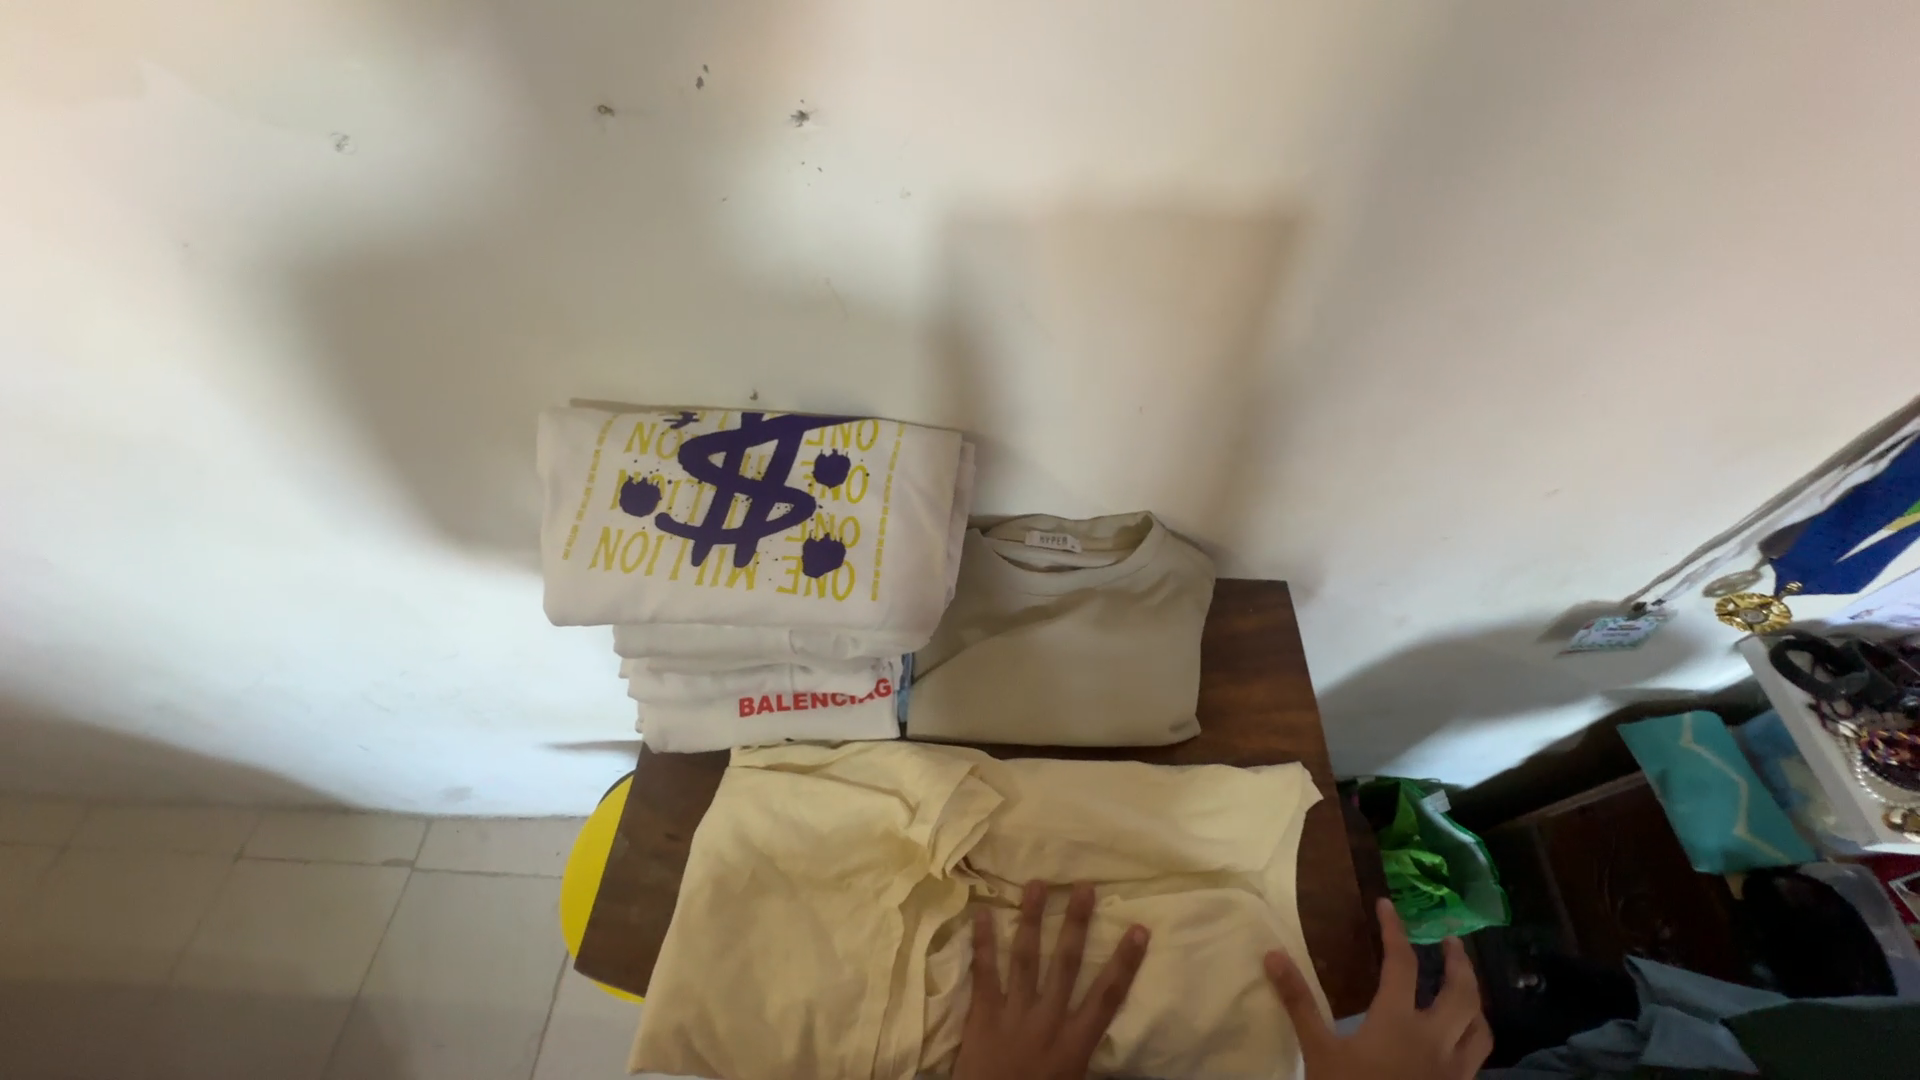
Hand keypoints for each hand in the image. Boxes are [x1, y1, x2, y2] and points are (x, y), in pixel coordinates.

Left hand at [951, 880, 1150, 1079]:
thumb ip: (1085, 1056)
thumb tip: (1108, 1032)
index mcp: (1074, 1045)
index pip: (1107, 997)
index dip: (1125, 962)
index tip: (1139, 929)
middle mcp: (1047, 1023)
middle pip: (1066, 965)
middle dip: (1076, 924)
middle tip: (1084, 886)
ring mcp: (1013, 1016)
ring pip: (1026, 959)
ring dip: (1032, 919)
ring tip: (1037, 884)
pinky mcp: (982, 1016)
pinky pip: (983, 973)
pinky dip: (982, 942)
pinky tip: (981, 912)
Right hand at [1265, 898, 1490, 1079]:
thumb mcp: (1318, 1052)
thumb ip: (1298, 1001)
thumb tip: (1272, 953)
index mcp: (1399, 1022)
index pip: (1402, 963)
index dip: (1394, 930)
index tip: (1386, 905)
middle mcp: (1436, 1041)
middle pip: (1462, 993)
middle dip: (1458, 962)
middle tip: (1450, 941)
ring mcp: (1454, 1072)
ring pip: (1481, 1028)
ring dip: (1475, 1000)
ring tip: (1463, 987)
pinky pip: (1478, 1058)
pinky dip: (1474, 1036)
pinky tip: (1459, 1040)